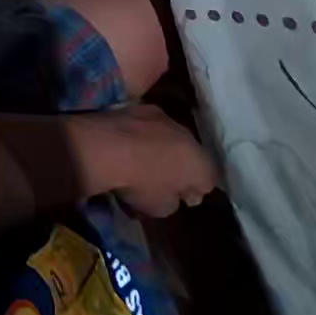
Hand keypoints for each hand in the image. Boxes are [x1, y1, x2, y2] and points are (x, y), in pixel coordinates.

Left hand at [78, 104, 220, 217]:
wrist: (106, 146)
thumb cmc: (140, 182)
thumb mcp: (162, 208)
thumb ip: (175, 200)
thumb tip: (174, 192)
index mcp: (199, 162)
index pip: (209, 180)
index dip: (197, 191)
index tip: (182, 197)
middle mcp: (186, 134)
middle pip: (191, 153)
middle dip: (182, 165)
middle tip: (165, 178)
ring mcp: (162, 116)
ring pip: (170, 135)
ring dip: (163, 146)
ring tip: (144, 159)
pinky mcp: (138, 106)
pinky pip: (147, 124)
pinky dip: (143, 133)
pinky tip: (128, 144)